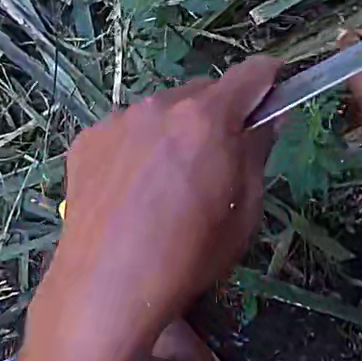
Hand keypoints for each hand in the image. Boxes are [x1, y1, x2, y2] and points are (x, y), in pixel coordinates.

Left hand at [30, 57, 281, 360]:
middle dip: (217, 115)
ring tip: (166, 183)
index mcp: (207, 118)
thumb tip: (267, 118)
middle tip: (216, 160)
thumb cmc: (190, 254)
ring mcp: (118, 120)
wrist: (107, 287)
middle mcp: (160, 105)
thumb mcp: (246, 210)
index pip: (251, 74)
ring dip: (175, 131)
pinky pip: (126, 130)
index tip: (274, 95)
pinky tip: (131, 191)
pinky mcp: (87, 140)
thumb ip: (257, 152)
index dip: (269, 81)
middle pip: (202, 93)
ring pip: (162, 111)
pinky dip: (138, 147)